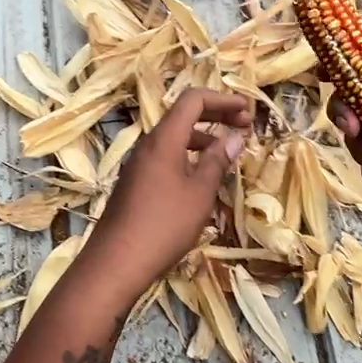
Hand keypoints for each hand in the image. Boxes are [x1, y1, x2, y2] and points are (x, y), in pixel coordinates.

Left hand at [84, 89, 251, 296]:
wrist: (115, 263)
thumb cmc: (163, 225)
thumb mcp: (200, 194)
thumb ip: (218, 161)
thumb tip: (235, 137)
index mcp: (164, 138)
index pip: (193, 99)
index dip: (222, 99)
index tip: (246, 110)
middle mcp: (149, 143)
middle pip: (184, 114)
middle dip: (216, 115)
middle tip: (244, 124)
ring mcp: (139, 163)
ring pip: (175, 137)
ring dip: (203, 137)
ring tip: (226, 152)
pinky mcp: (135, 182)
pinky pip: (166, 155)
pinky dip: (188, 155)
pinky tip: (201, 177)